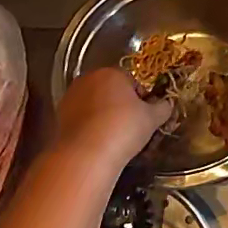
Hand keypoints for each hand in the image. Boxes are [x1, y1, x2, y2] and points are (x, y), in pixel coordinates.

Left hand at [55, 67, 171, 160]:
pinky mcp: (60, 114)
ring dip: (105, 114)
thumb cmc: (124, 129)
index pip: (133, 82)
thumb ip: (163, 108)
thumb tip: (167, 104)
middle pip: (112, 90)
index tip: (146, 116)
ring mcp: (71, 96)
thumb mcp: (152, 119)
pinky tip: (99, 140)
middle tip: (132, 126)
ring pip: (95, 102)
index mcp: (112, 73)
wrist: (87, 154)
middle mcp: (89, 79)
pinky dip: (90, 124)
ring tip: (115, 135)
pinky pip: (82, 116)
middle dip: (122, 104)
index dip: (142, 100)